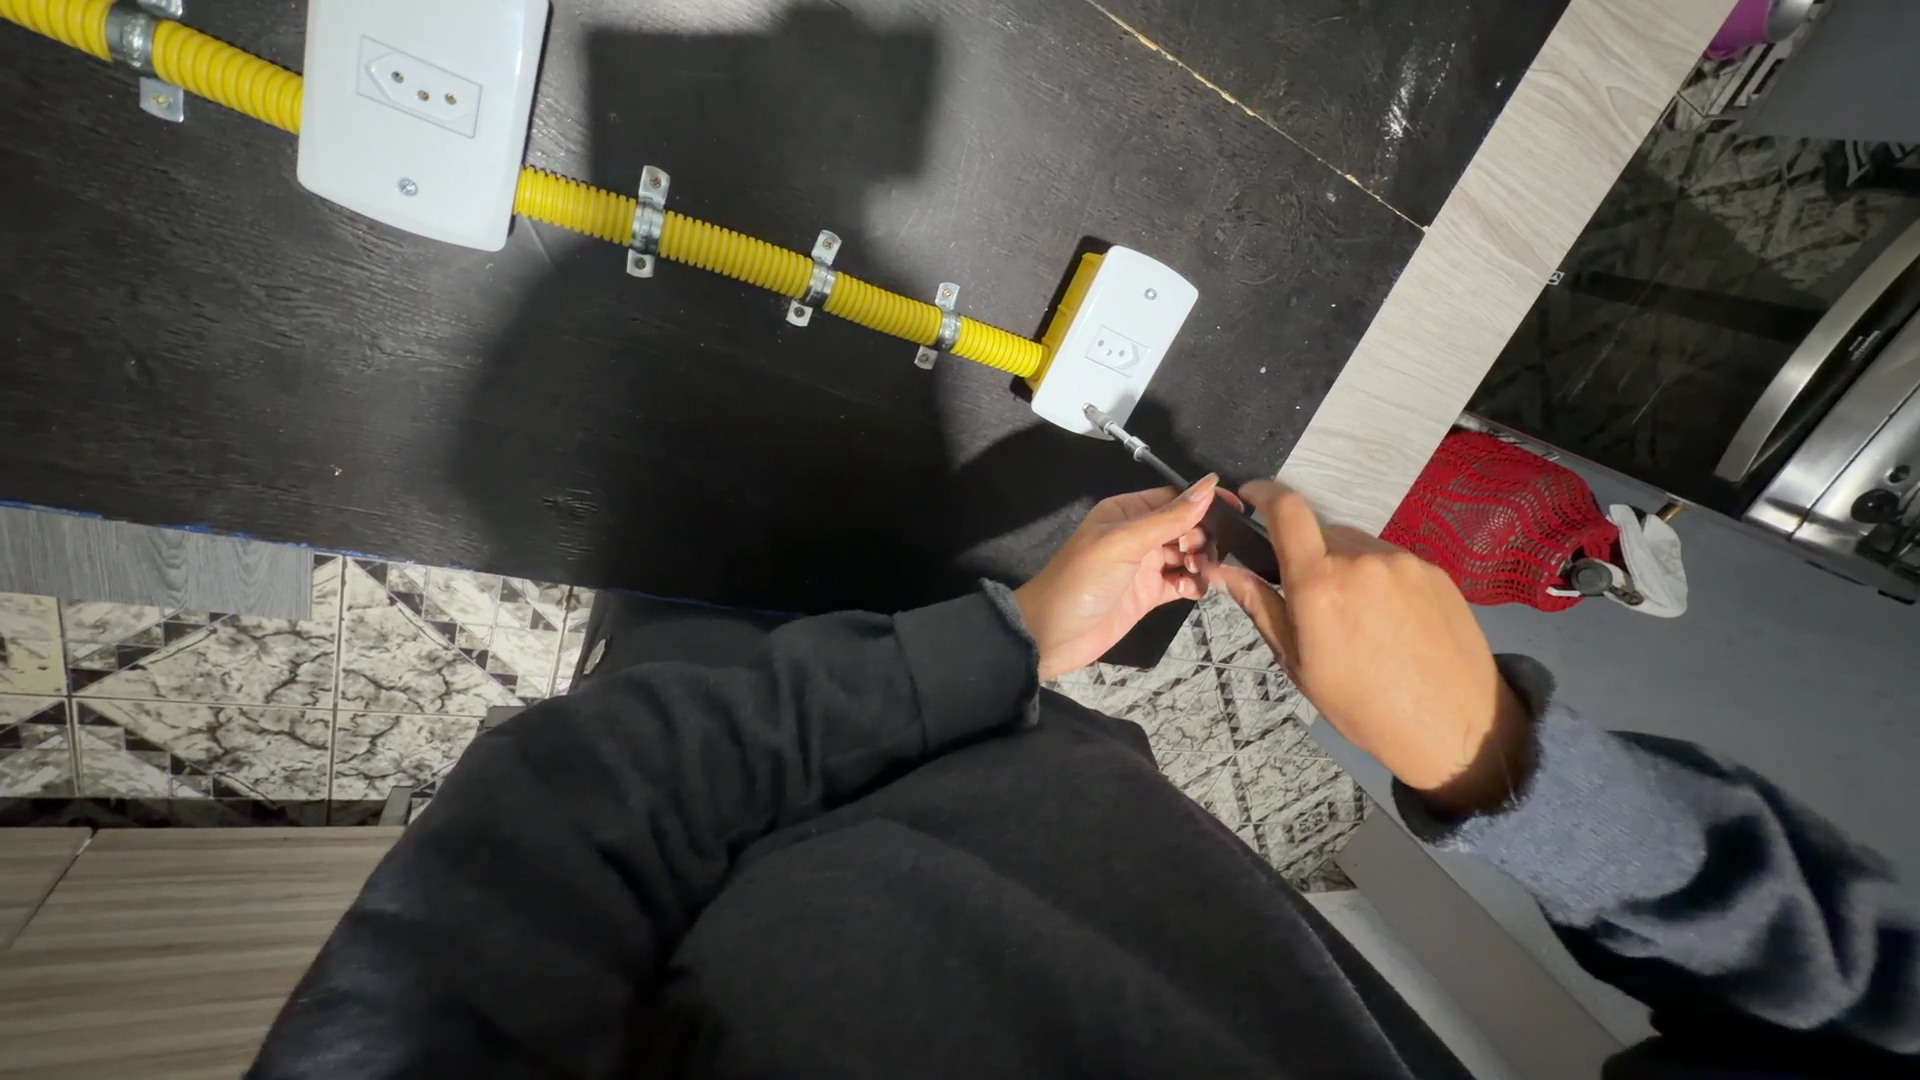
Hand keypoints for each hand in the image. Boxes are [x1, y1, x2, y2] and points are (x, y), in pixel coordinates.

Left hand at [1014, 476, 1223, 680]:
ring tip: (1203, 572)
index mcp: (1126, 512)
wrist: (1051, 634)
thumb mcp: (1124, 542)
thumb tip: (1210, 484)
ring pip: (1187, 555)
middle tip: (1206, 554)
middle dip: (1204, 536)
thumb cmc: (1082, 580)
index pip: (1175, 498)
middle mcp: (1137, 535)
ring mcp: (1143, 566)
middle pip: (1186, 526)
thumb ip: (1169, 517)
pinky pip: (1182, 583)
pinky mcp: (1148, 595)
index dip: (1205, 503)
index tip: (1238, 511)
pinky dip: (1194, 585)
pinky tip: (1197, 590)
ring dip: (1202, 561)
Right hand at [1206, 481, 1532, 815]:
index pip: (1286, 511)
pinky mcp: (1435, 571)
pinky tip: (1388, 618)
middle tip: (1308, 595)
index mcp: (1318, 583)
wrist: (1455, 729)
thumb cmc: (1360, 704)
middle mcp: (1361, 559)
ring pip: (1356, 545)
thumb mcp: (1296, 661)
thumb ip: (1259, 605)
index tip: (1250, 494)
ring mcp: (1404, 562)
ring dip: (1343, 564)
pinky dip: (1376, 576)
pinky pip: (1389, 560)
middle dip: (1305, 551)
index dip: (1263, 492)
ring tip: (1355, 615)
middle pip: (1320, 531)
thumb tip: (1219, 571)